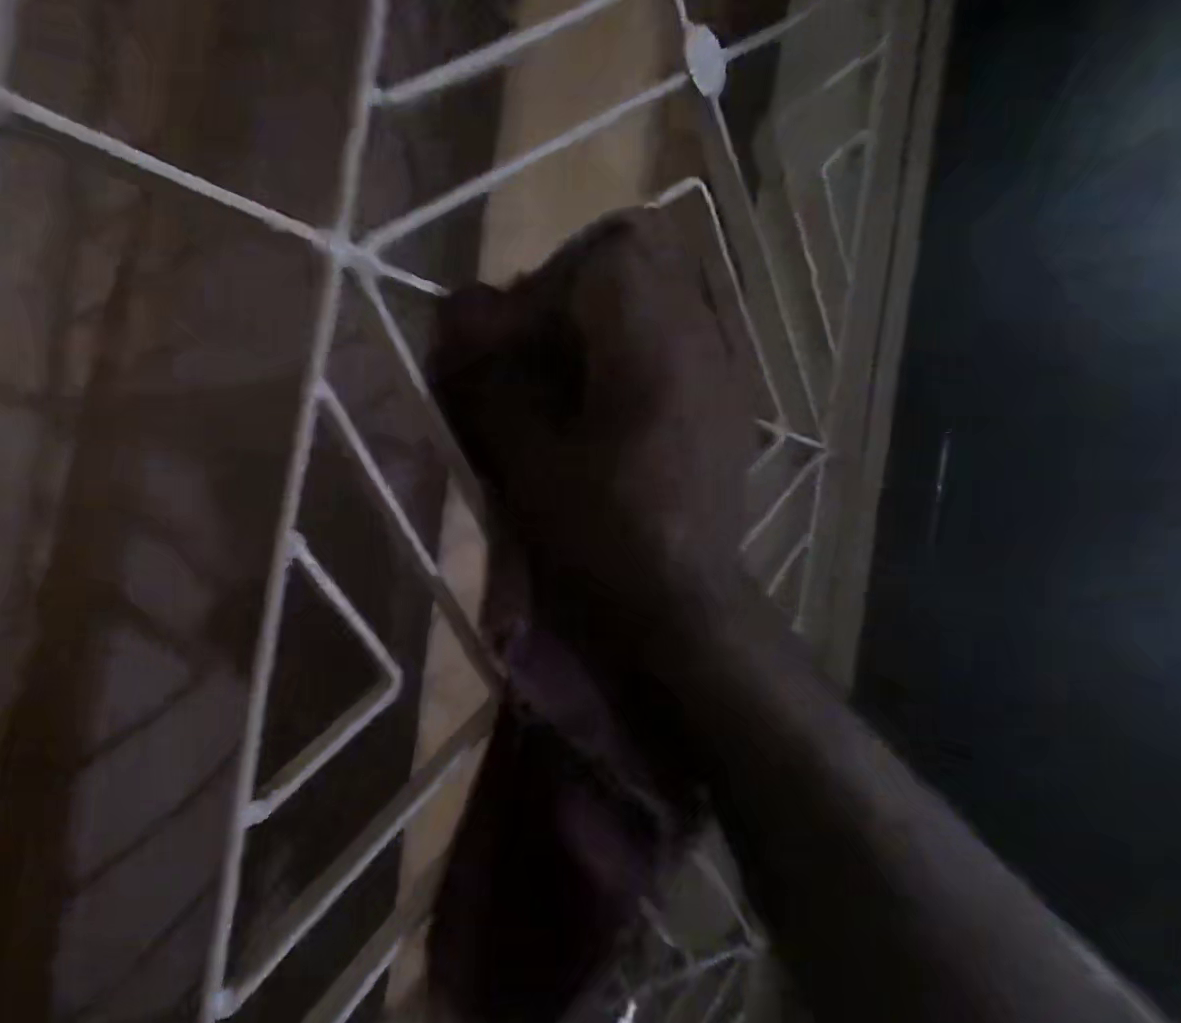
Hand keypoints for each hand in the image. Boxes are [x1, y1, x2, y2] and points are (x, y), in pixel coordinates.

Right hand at [433, 208, 751, 634]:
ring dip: (602, 314)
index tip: (504, 344)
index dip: (541, 286)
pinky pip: (680, 334)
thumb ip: (490, 380)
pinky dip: (632, 345)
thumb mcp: (530, 464)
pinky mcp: (726, 401)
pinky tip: (604, 400)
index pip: (605, 253)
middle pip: (643, 256)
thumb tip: (454, 313)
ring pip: (663, 292)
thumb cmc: (602, 542)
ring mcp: (725, 369)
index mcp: (658, 348)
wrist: (680, 611)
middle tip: (531, 345)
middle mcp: (705, 340)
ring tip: (562, 373)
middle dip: (573, 286)